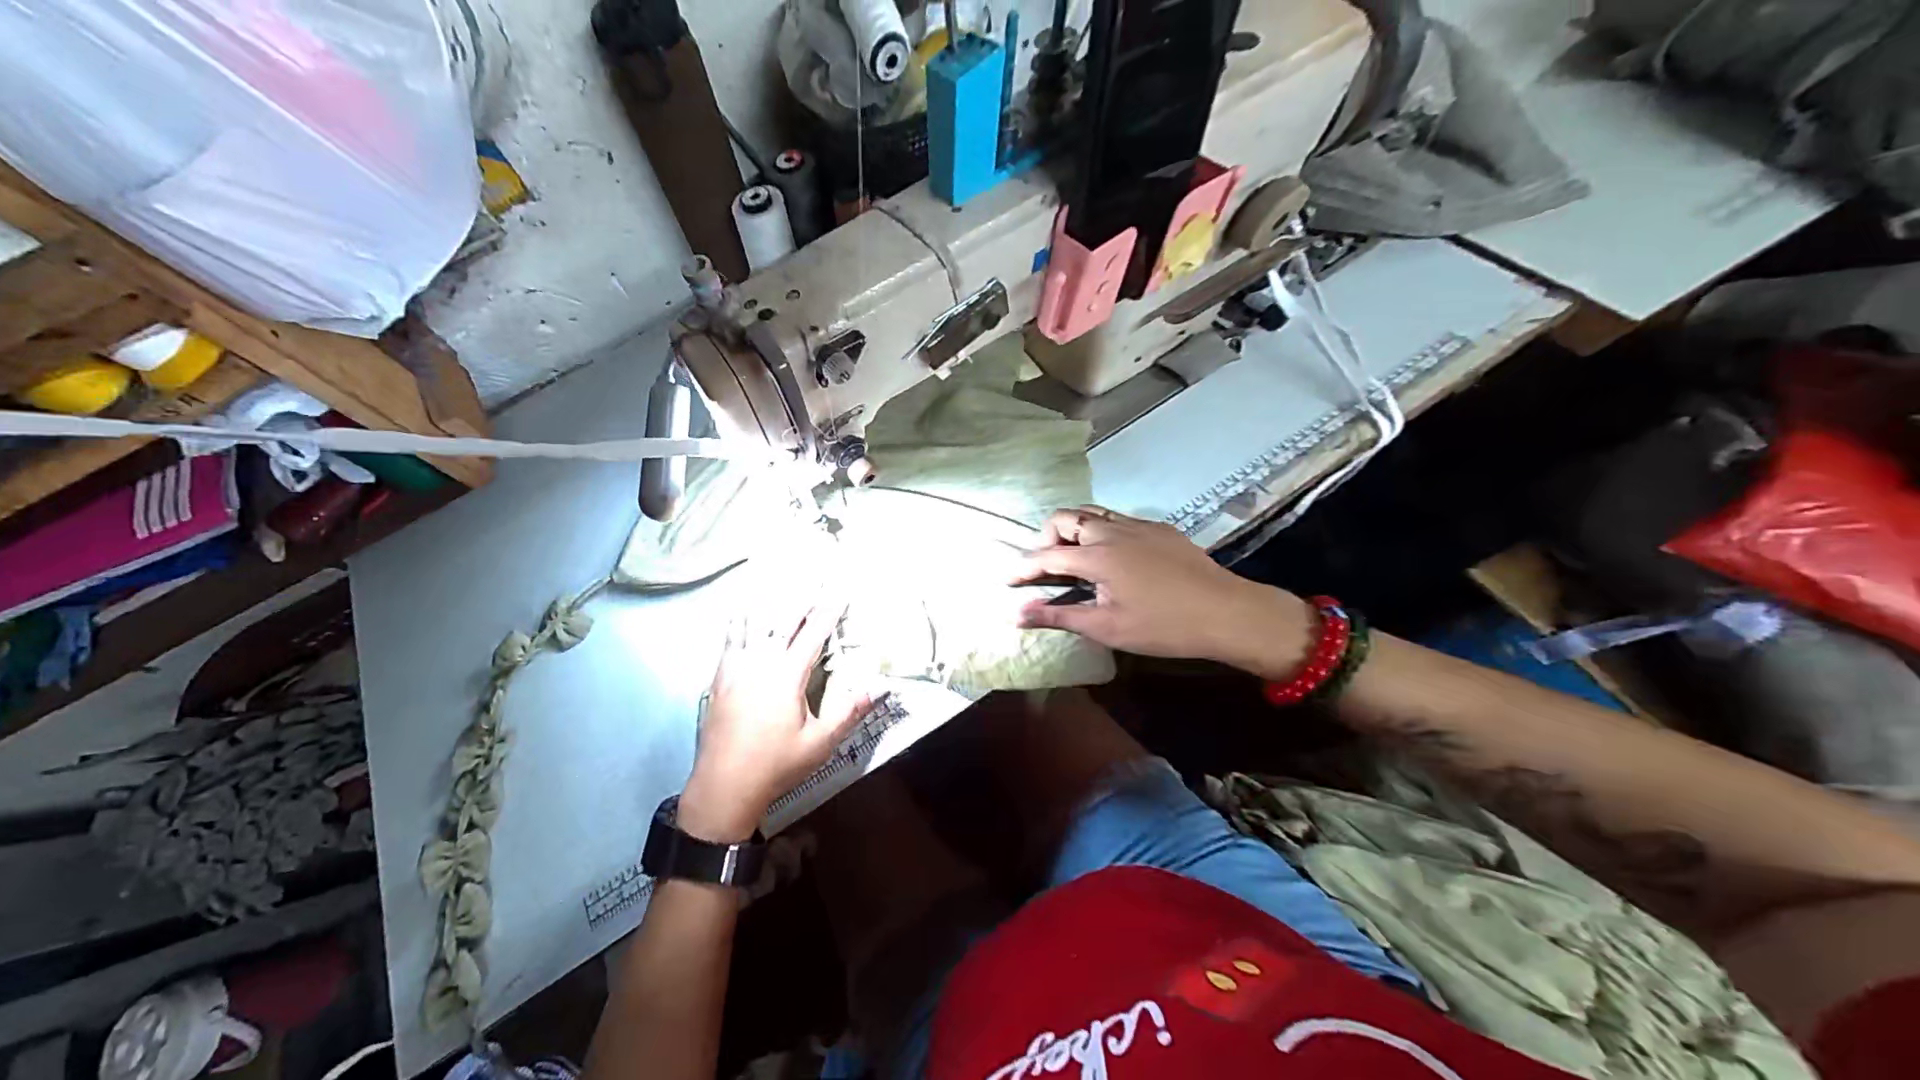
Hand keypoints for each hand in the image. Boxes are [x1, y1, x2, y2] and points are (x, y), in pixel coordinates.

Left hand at [680, 600, 873, 842]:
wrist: (724, 786)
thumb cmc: (776, 765)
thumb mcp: (821, 743)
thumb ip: (848, 712)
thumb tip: (877, 687)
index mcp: (787, 675)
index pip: (813, 633)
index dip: (830, 610)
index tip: (841, 590)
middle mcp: (760, 662)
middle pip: (783, 619)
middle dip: (803, 596)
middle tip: (816, 577)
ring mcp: (736, 667)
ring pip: (755, 623)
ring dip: (771, 601)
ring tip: (782, 582)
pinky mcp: (720, 677)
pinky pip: (731, 638)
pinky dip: (741, 619)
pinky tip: (744, 611)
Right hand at [1012, 506, 1314, 678]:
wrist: (1226, 612)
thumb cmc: (1162, 626)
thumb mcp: (1107, 627)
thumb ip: (1059, 616)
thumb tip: (1017, 614)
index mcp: (1096, 555)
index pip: (1047, 555)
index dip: (1024, 567)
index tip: (1008, 579)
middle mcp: (1112, 531)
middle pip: (1066, 518)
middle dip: (1047, 537)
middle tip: (1046, 566)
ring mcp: (1139, 525)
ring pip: (1093, 513)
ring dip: (1074, 530)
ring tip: (1075, 558)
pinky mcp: (1160, 529)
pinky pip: (1119, 520)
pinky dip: (1102, 532)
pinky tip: (1114, 559)